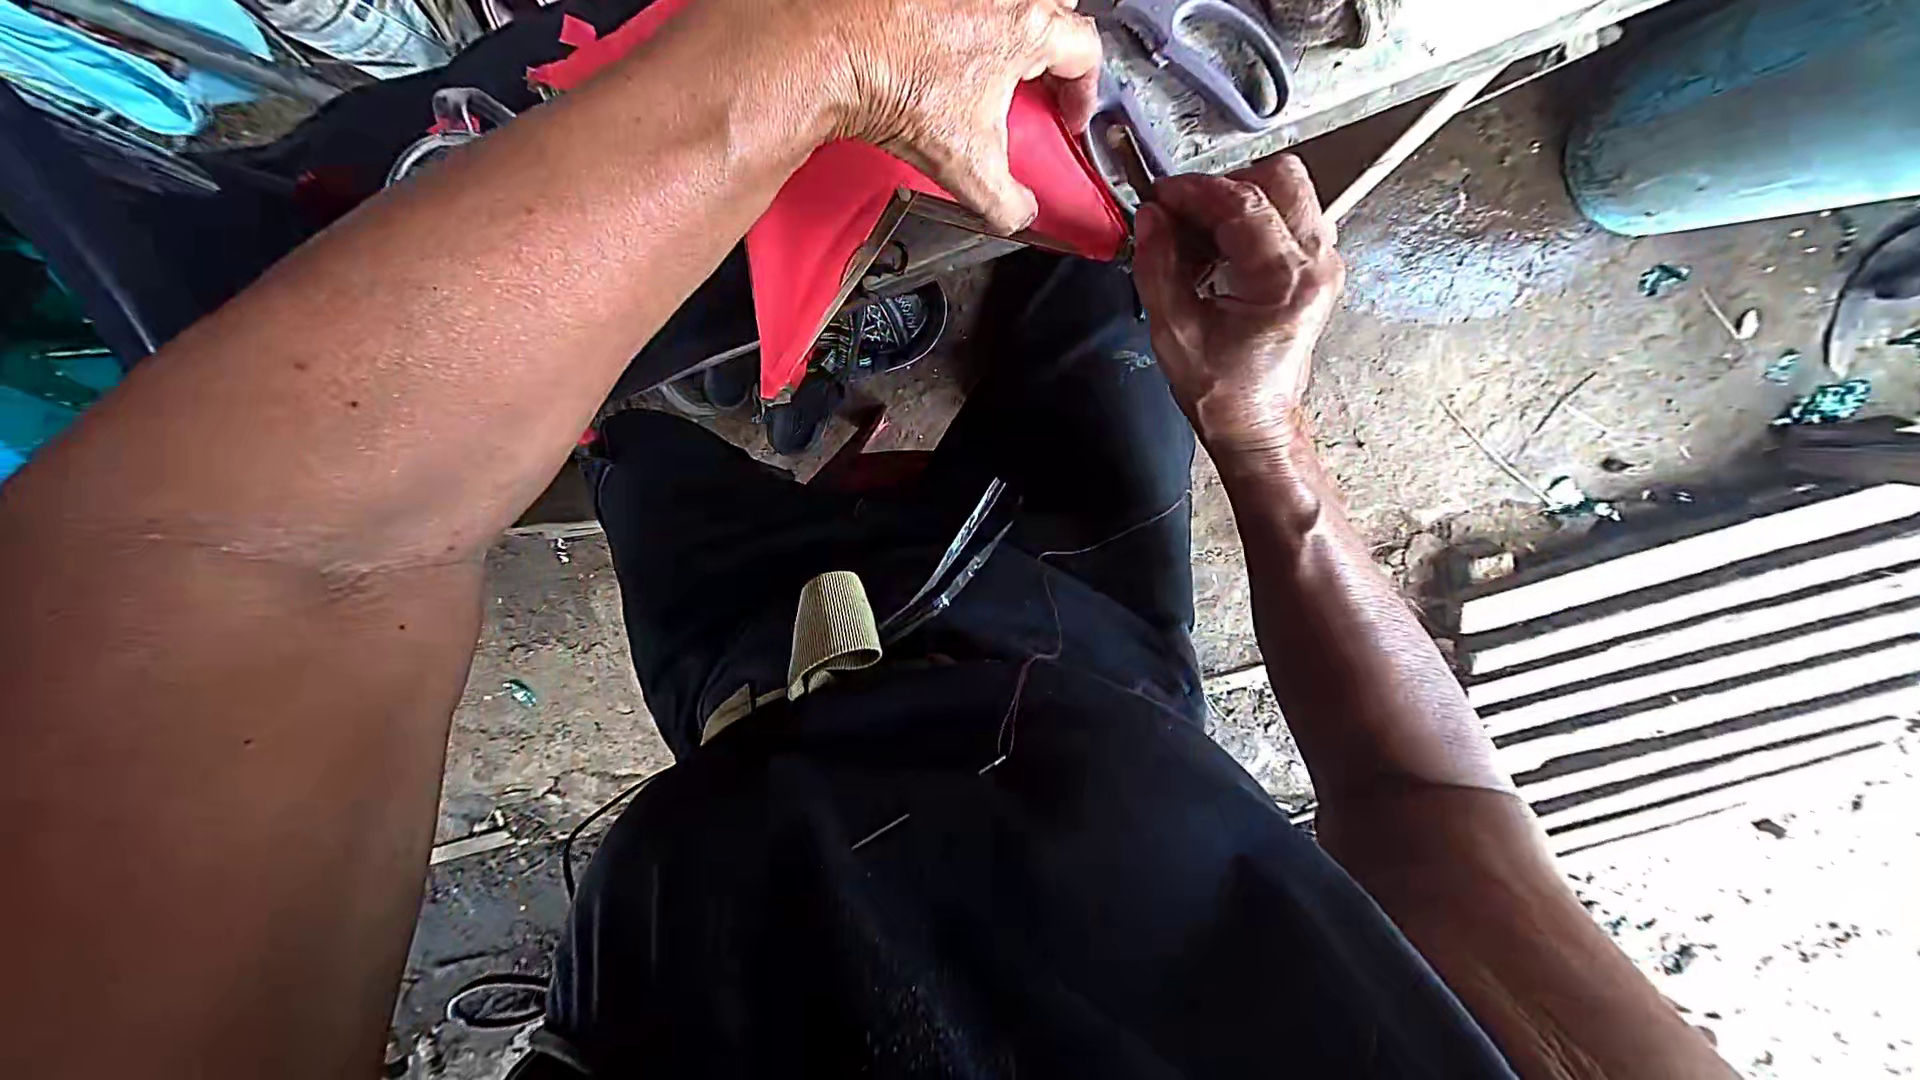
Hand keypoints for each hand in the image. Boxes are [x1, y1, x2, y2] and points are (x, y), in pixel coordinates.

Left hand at [792, 0, 1101, 232]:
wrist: (837, 54)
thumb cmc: (899, 87)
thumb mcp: (971, 170)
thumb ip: (1009, 203)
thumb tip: (1021, 215)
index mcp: (1026, 28)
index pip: (1085, 50)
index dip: (1085, 92)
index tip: (1068, 119)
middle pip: (1054, 11)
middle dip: (1052, 54)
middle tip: (1036, 92)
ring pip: (1009, 5)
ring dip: (1009, 39)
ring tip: (991, 80)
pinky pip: (964, 7)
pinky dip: (966, 31)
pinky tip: (946, 63)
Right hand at [1132, 154, 1344, 454]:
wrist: (1252, 423)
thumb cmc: (1221, 392)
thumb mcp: (1174, 332)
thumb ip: (1158, 269)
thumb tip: (1150, 221)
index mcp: (1286, 281)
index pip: (1242, 205)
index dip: (1194, 193)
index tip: (1160, 196)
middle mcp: (1316, 265)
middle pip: (1279, 180)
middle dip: (1221, 188)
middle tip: (1180, 213)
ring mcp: (1322, 265)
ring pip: (1286, 195)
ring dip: (1234, 205)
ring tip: (1195, 238)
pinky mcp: (1315, 271)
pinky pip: (1286, 221)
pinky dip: (1247, 224)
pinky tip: (1215, 252)